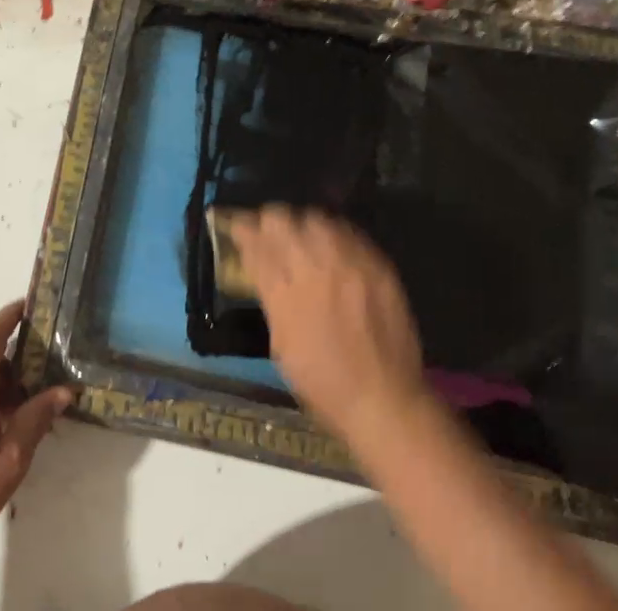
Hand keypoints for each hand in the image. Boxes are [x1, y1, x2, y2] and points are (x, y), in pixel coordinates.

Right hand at [229, 207, 426, 438]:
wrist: (383, 399)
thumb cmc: (322, 384)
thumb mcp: (281, 344)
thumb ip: (272, 299)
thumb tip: (264, 272)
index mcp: (283, 294)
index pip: (254, 243)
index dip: (240, 229)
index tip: (234, 225)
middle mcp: (314, 270)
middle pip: (282, 220)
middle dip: (268, 221)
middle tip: (267, 229)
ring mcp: (349, 265)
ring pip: (316, 219)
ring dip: (301, 223)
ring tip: (301, 235)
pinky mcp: (377, 267)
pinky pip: (350, 233)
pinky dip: (334, 233)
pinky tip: (331, 244)